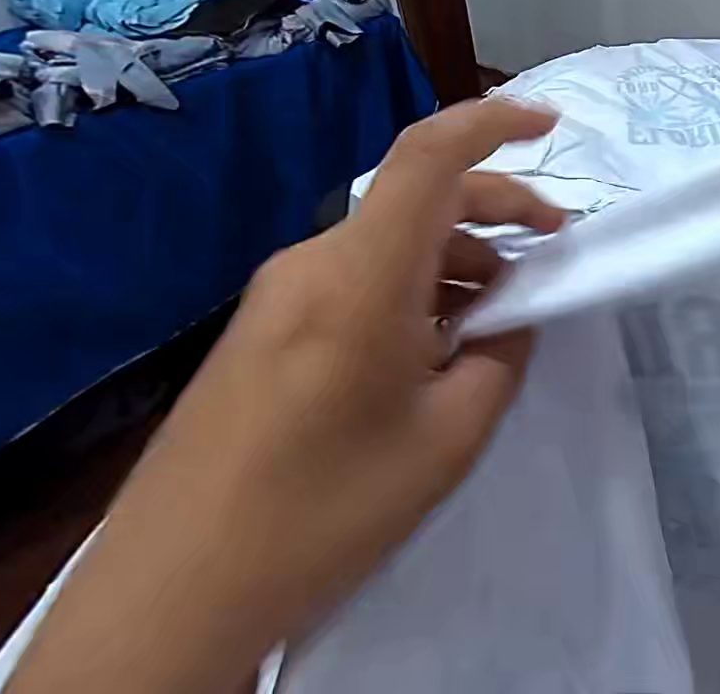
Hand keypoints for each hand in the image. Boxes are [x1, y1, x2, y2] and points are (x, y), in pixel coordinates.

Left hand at [10, 99, 564, 693]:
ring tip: (496, 318)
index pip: (429, 156)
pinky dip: (416, 287)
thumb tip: (510, 320)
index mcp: (361, 276)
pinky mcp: (269, 321)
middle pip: (421, 197)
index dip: (494, 122)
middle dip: (499, 208)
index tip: (550, 123)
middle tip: (552, 244)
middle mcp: (317, 260)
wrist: (166, 597)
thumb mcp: (446, 442)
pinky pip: (361, 275)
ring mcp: (284, 289)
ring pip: (394, 240)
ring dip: (458, 259)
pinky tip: (435, 345)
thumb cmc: (320, 515)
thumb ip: (499, 360)